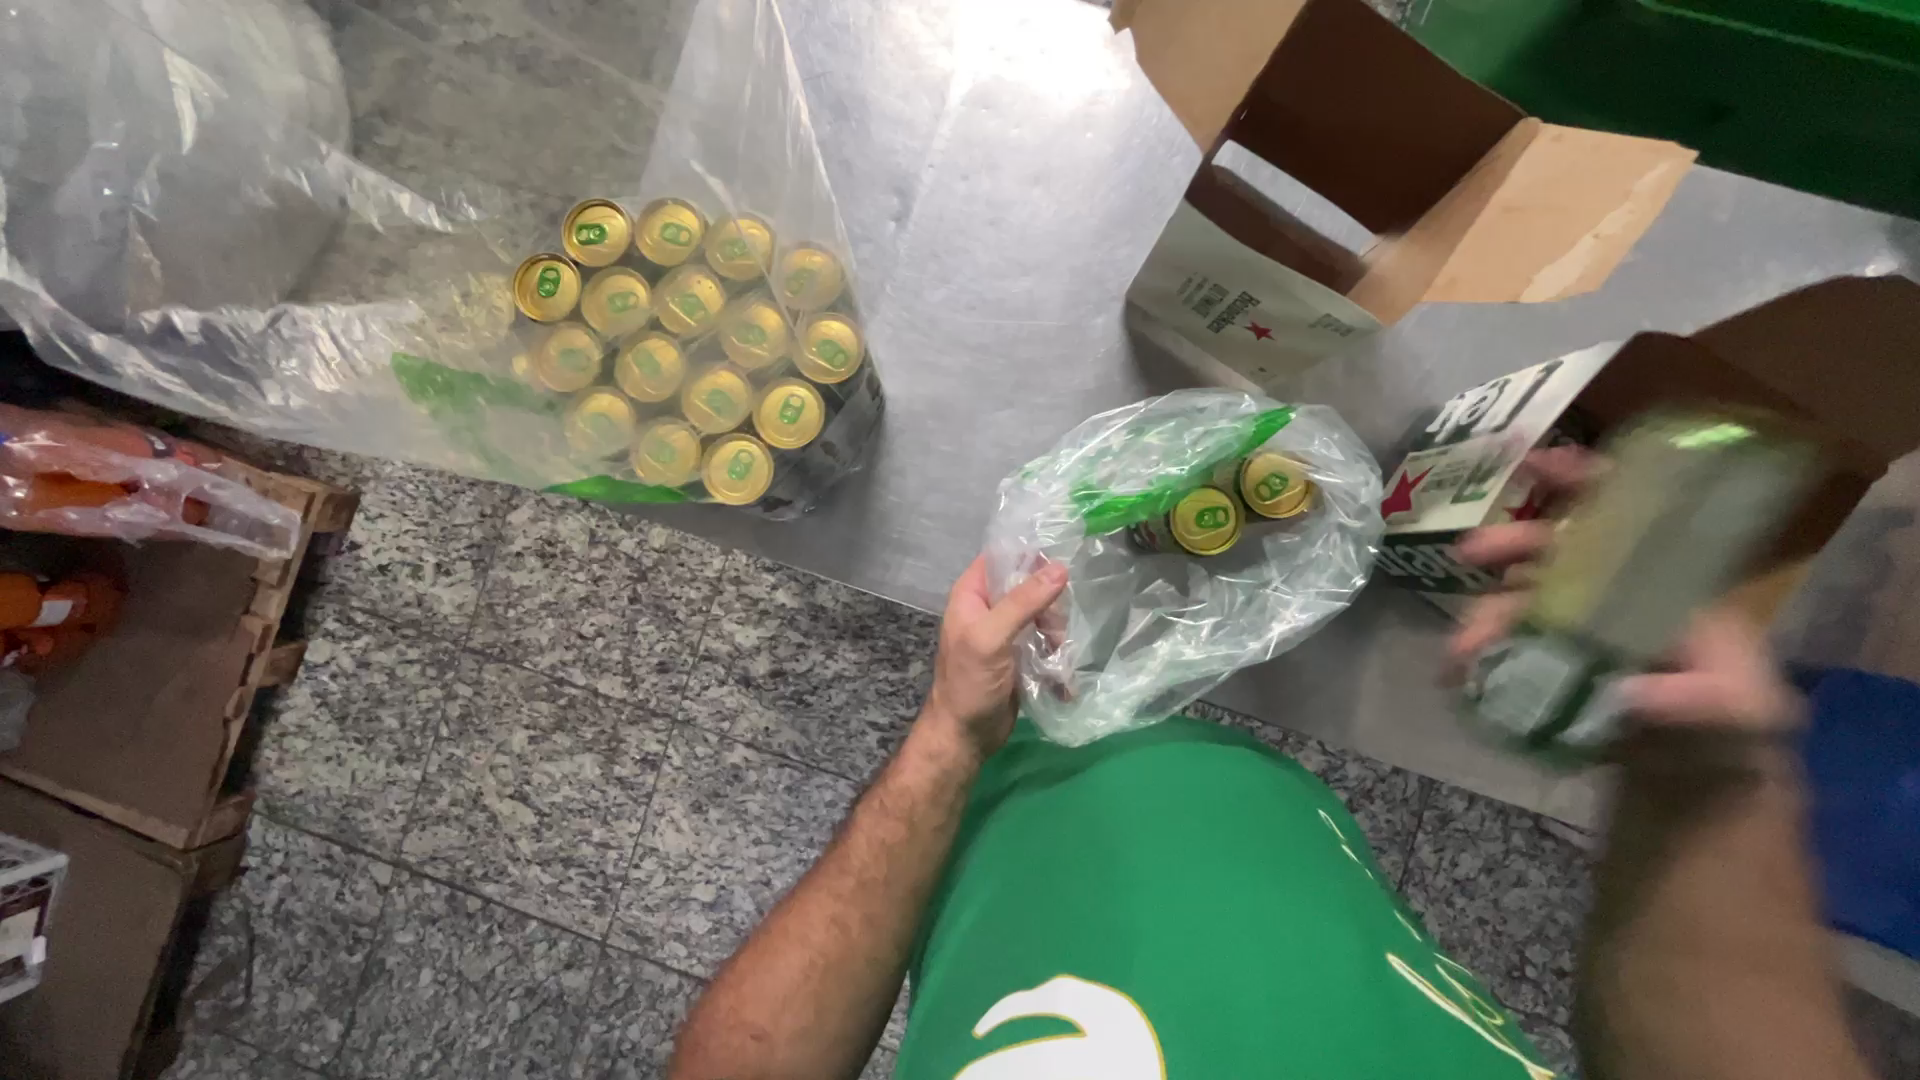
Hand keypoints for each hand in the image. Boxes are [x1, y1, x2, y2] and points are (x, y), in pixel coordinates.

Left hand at [920, 555, 1069, 761]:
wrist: (965, 736)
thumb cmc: (969, 683)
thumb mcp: (991, 637)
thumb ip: (1023, 602)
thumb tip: (1060, 568)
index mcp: (972, 594)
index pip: (1003, 556)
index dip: (1031, 555)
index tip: (1062, 562)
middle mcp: (988, 608)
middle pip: (1030, 585)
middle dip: (1049, 604)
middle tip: (1054, 628)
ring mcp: (1005, 633)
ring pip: (1042, 614)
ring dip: (1056, 634)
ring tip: (1057, 655)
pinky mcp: (1020, 655)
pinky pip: (1045, 641)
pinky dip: (1056, 654)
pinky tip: (1062, 677)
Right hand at [1447, 446, 1798, 733]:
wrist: (1694, 779)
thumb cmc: (1730, 731)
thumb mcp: (1737, 713)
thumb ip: (1695, 700)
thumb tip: (1624, 693)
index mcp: (1665, 586)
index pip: (1626, 518)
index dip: (1583, 484)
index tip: (1537, 465)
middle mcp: (1611, 595)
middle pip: (1552, 551)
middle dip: (1507, 545)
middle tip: (1467, 555)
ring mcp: (1571, 627)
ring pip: (1515, 599)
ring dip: (1481, 618)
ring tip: (1458, 657)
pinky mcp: (1540, 659)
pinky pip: (1500, 641)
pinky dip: (1473, 651)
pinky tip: (1457, 673)